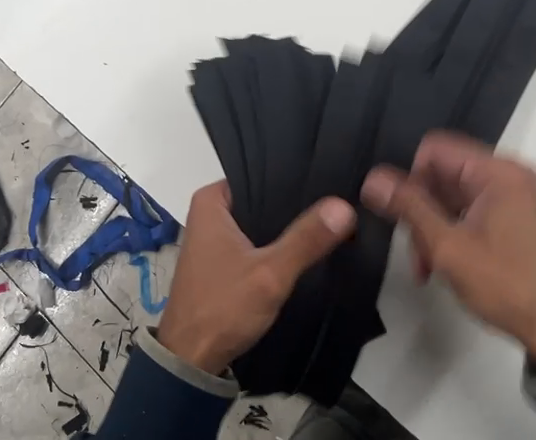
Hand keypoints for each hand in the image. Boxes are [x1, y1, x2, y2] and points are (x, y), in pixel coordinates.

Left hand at [155, 181, 356, 373]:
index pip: (261, 175)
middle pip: (262, 199)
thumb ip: (306, 239)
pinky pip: (256, 241)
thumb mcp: (270, 273)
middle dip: (294, 204)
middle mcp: (209, 212)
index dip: (294, 178)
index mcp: (211, 200)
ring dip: (286, 227)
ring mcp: (215, 237)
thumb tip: (343, 206)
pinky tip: (306, 247)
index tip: (330, 179)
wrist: (192, 361)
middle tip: (337, 201)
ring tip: (330, 220)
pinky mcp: (224, 260)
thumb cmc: (222, 308)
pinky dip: (276, 245)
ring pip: (261, 222)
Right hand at [361, 131, 535, 370]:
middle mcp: (512, 173)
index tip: (403, 218)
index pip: (434, 149)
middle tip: (415, 251)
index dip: (410, 178)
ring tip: (429, 268)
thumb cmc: (507, 286)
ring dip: (436, 224)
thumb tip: (372, 178)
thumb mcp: (448, 247)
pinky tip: (448, 262)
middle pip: (446, 172)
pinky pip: (476, 207)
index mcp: (499, 171)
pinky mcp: (523, 216)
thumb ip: (409, 207)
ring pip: (457, 193)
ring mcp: (520, 195)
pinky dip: (457, 229)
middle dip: (422, 208)